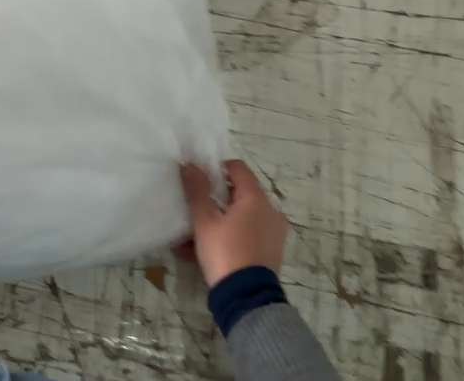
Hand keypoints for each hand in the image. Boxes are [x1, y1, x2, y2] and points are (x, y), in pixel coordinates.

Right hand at [180, 160, 288, 286]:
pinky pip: (246, 235)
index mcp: (256, 199)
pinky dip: (227, 237)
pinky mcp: (270, 252)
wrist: (247, 300)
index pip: (238, 168)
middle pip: (239, 193)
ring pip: (240, 217)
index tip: (199, 178)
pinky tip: (201, 251)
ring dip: (217, 221)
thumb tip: (190, 165)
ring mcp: (272, 234)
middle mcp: (270, 212)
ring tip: (191, 235)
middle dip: (214, 198)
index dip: (217, 168)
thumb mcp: (204, 221)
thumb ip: (197, 190)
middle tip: (194, 206)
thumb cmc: (225, 252)